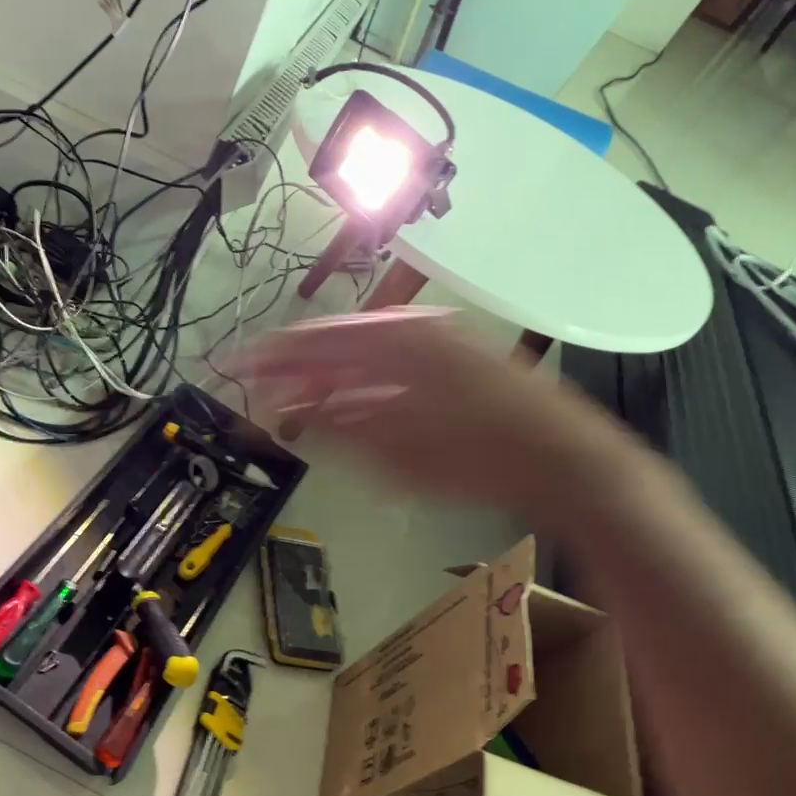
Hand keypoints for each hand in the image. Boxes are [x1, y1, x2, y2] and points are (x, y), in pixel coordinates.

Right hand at [238, 308, 642, 519]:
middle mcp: (409, 336)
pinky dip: (355, 394)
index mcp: (394, 340)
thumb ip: (337, 425)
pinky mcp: (447, 373)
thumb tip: (286, 410)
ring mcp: (430, 353)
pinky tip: (337, 412)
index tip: (233, 368)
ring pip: (357, 363)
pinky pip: (385, 377)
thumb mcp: (397, 447)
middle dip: (289, 372)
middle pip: (332, 348)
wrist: (562, 459)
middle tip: (251, 391)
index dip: (269, 356)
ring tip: (284, 406)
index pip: (313, 340)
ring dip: (319, 384)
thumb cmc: (479, 450)